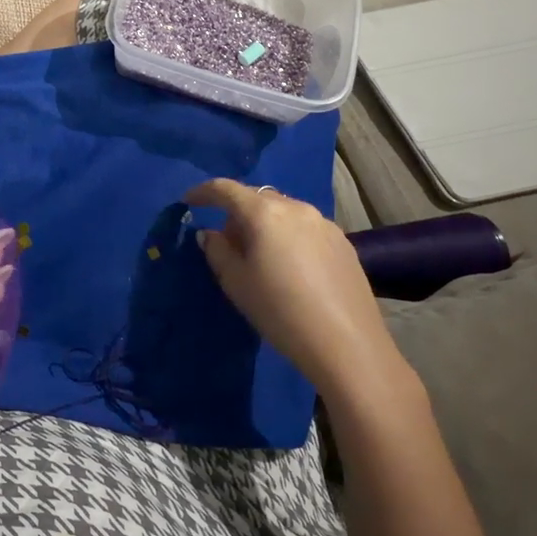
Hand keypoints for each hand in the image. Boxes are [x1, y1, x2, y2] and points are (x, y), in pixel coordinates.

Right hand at [183, 179, 406, 405]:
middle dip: (236, 213)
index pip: (225, 189)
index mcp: (264, 213)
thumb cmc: (280, 311)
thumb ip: (216, 251)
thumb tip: (211, 235)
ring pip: (283, 212)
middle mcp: (296, 208)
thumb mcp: (235, 283)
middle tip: (226, 242)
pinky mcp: (344, 244)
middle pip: (256, 198)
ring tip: (260, 256)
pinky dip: (288, 236)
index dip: (203, 192)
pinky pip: (305, 228)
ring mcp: (324, 224)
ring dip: (264, 224)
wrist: (348, 346)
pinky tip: (290, 268)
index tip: (188, 202)